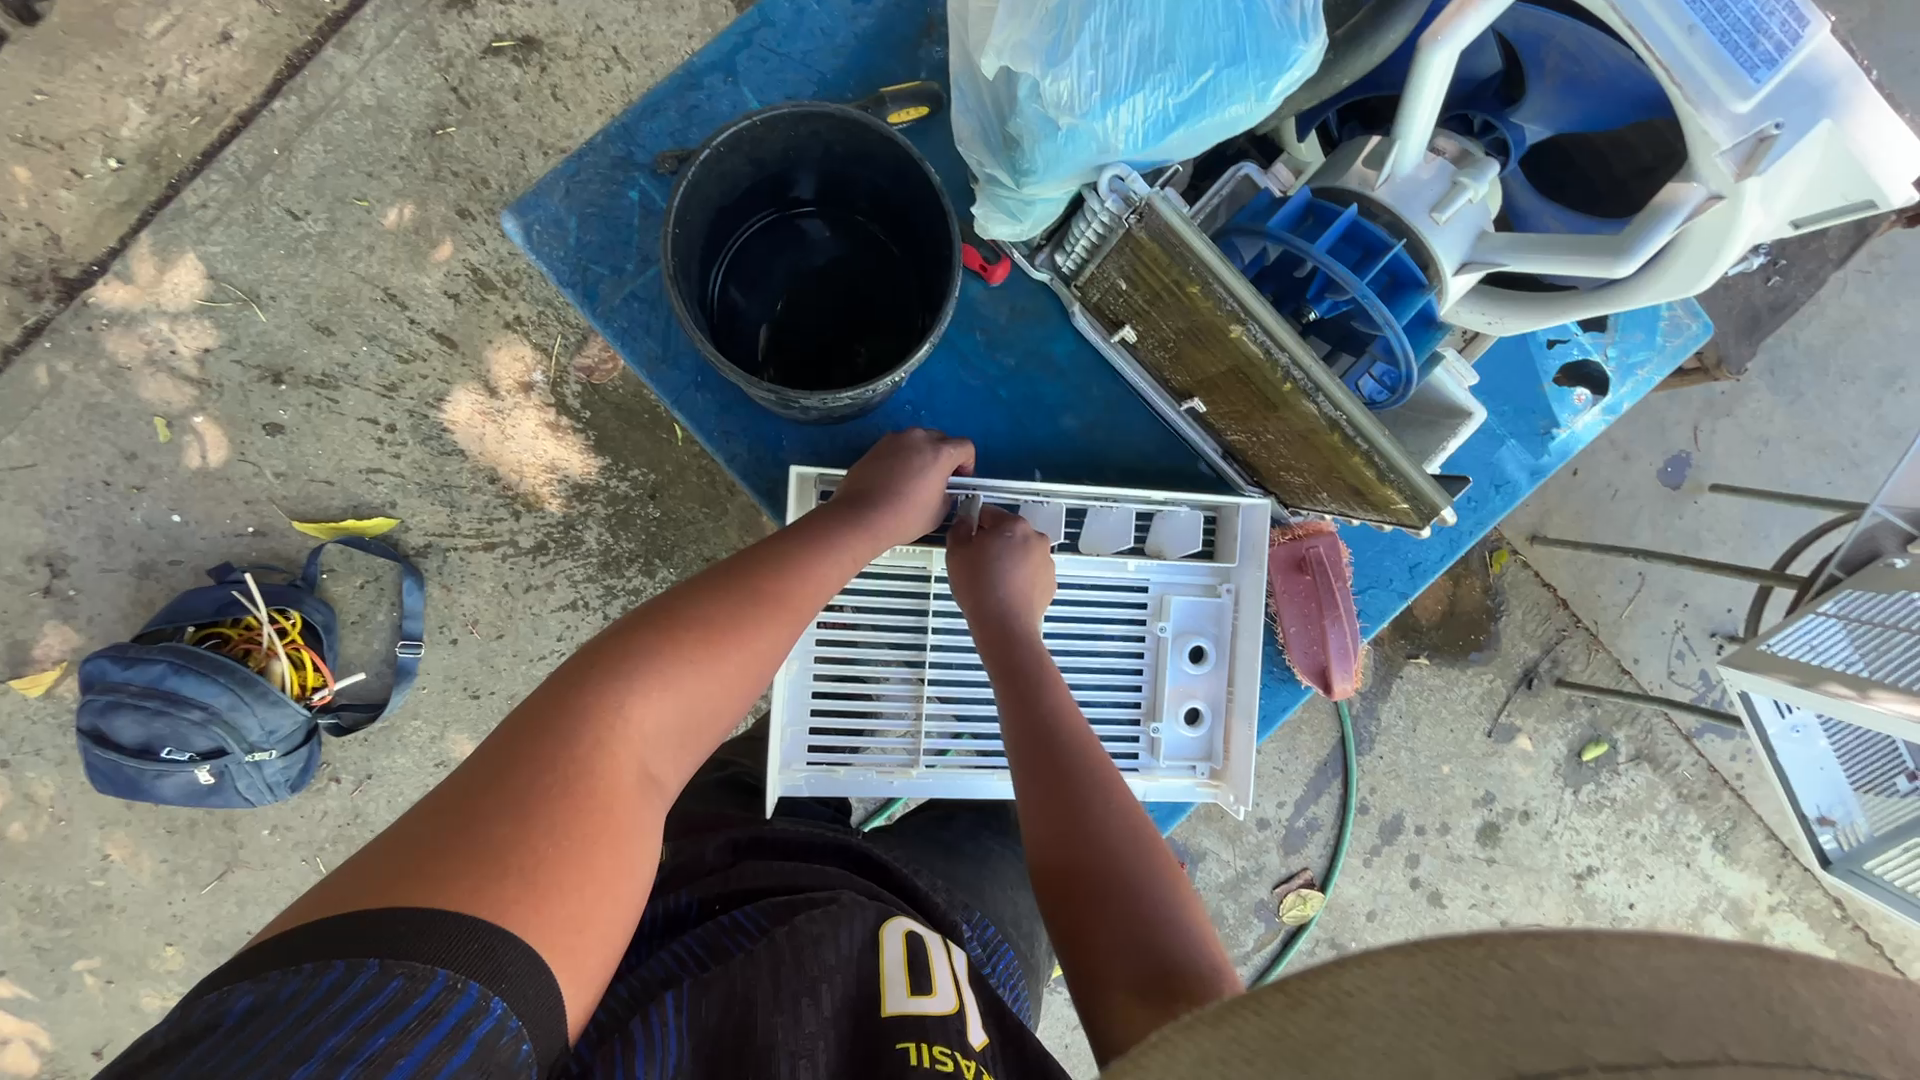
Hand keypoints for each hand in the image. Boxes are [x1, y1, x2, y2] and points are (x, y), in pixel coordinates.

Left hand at [829, 429, 975, 548]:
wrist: (860, 517)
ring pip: (918, 440)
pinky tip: (895, 479)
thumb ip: (947, 494)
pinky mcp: (876, 446)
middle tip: (940, 479)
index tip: (960, 479)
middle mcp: (918, 438)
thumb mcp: (938, 512)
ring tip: (915, 478)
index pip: (966, 446)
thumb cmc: (903, 517)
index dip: (968, 464)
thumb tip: (943, 490)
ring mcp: (894, 439)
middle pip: (942, 439)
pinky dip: (903, 457)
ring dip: (923, 454)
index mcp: (939, 453)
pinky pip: (898, 447)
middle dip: (945, 456)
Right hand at [947, 504, 1055, 638]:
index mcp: (1014, 525)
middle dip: (994, 543)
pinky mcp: (1050, 583)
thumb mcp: (956, 552)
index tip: (966, 543)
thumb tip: (966, 522)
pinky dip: (1020, 578)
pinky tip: (1005, 592)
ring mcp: (1046, 561)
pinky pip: (1030, 573)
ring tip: (992, 582)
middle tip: (977, 564)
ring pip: (1021, 553)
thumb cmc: (978, 585)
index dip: (974, 526)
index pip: (989, 513)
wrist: (1005, 625)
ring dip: (1008, 560)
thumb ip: (960, 529)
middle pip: (1008, 533)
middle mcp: (1036, 538)